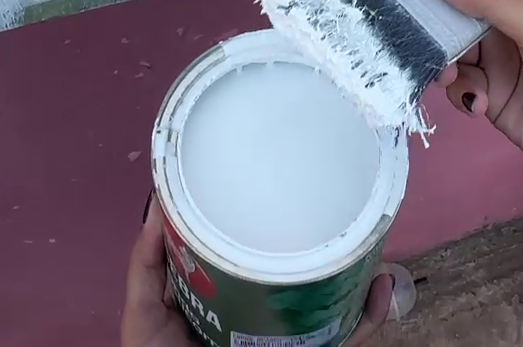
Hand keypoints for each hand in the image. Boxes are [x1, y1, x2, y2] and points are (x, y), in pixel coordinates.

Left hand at [122, 198, 396, 345]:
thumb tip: (157, 207)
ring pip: (330, 302)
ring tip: (368, 245)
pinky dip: (368, 317)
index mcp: (225, 299)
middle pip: (299, 273)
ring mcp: (287, 339)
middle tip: (336, 208)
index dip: (266, 223)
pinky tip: (379, 288)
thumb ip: (146, 267)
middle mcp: (262, 316)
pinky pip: (345, 338)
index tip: (278, 190)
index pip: (251, 254)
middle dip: (322, 244)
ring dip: (355, 274)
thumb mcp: (143, 317)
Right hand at [423, 0, 522, 205]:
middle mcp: (505, 20)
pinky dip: (458, 90)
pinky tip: (477, 104)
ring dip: (441, 56)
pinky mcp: (488, 95)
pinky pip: (455, 81)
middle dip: (428, 9)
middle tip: (397, 16)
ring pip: (447, 43)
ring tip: (449, 74)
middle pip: (452, 2)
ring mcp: (495, 59)